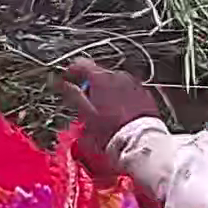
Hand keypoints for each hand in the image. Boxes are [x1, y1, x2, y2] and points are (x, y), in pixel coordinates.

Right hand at [58, 57, 159, 171]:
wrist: (141, 142)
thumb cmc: (112, 131)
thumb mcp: (86, 114)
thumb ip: (73, 95)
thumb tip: (63, 84)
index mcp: (101, 78)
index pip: (81, 64)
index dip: (71, 72)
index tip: (67, 81)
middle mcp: (118, 75)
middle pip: (98, 73)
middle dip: (90, 85)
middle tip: (84, 103)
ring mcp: (133, 83)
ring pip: (113, 81)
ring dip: (106, 91)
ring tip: (102, 111)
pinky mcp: (144, 94)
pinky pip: (128, 90)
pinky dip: (121, 96)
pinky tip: (118, 113)